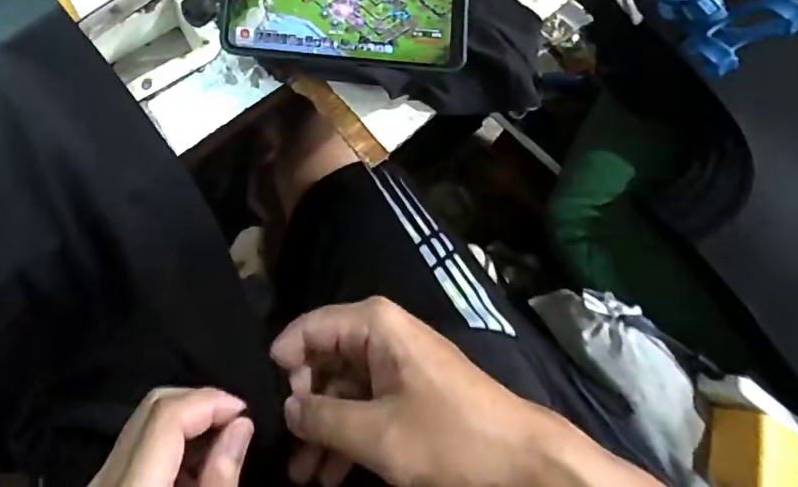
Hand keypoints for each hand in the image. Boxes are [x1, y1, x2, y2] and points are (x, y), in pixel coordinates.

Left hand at [89, 387, 256, 486]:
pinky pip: (136, 448)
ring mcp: (99, 481)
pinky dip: (168, 445)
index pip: (167, 415)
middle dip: (198, 404)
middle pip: (152, 407)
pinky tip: (193, 469)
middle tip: (234, 422)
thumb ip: (220, 480)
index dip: (208, 401)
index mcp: (131, 485)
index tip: (244, 410)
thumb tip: (241, 425)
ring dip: (185, 424)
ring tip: (220, 446)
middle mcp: (106, 476)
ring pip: (143, 423)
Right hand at [272, 298, 658, 486]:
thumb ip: (324, 419)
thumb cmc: (451, 440)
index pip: (309, 328)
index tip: (265, 402)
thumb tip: (286, 408)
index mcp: (372, 325)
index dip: (283, 361)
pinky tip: (329, 474)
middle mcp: (381, 334)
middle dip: (303, 406)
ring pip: (343, 388)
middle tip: (285, 451)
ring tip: (302, 475)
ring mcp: (397, 364)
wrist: (531, 466)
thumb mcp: (380, 436)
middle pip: (324, 359)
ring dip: (322, 429)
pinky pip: (366, 405)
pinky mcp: (411, 393)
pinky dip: (347, 436)